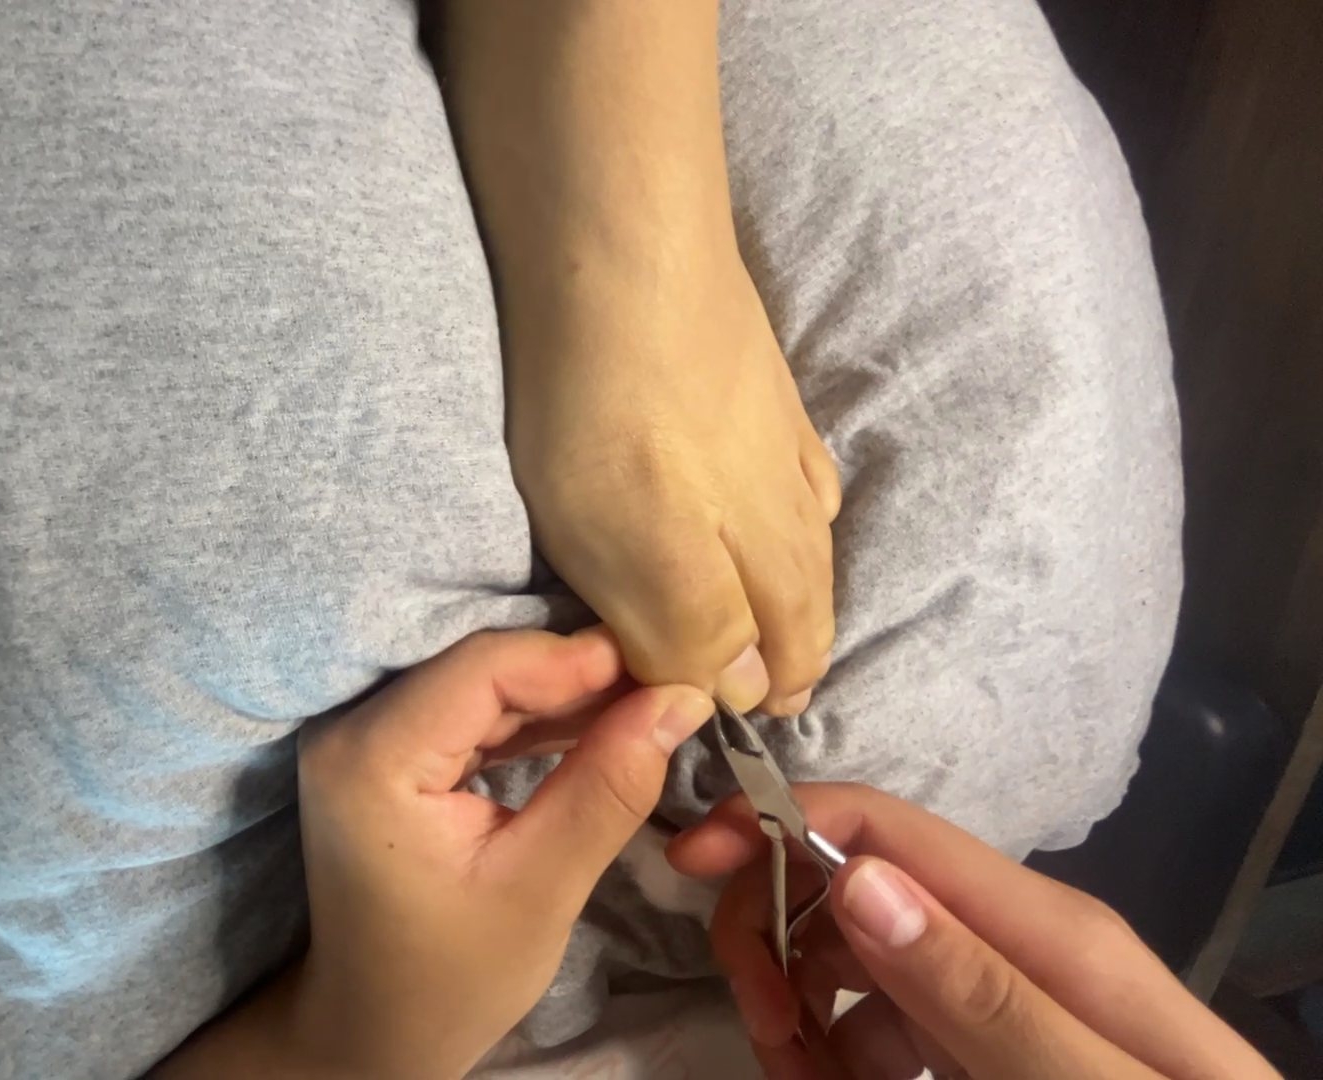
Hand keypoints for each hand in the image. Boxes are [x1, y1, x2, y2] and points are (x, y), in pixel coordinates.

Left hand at [156, 629, 710, 1078]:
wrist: (375, 1022)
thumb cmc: (451, 978)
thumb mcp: (540, 890)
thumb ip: (607, 788)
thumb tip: (676, 701)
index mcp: (370, 761)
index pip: (479, 669)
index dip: (571, 657)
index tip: (658, 664)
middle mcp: (351, 728)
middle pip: (476, 669)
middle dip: (572, 673)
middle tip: (660, 680)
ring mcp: (361, 733)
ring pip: (474, 683)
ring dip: (556, 691)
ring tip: (639, 698)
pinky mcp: (382, 746)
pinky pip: (464, 708)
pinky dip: (526, 715)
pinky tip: (588, 718)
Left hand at [506, 255, 840, 714]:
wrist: (626, 269)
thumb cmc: (607, 428)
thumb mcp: (626, 552)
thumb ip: (687, 628)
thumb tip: (733, 686)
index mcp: (753, 559)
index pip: (770, 652)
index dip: (754, 693)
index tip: (745, 721)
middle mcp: (787, 508)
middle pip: (803, 605)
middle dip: (789, 659)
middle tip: (777, 695)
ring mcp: (780, 442)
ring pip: (808, 546)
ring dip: (800, 600)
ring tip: (787, 632)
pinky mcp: (764, 390)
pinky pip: (803, 478)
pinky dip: (805, 524)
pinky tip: (798, 520)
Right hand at [669, 784, 1276, 1079]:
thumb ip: (986, 992)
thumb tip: (855, 875)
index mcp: (1033, 922)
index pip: (873, 822)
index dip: (768, 816)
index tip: (688, 861)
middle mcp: (994, 929)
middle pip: (834, 880)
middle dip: (768, 933)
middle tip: (759, 1022)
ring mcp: (977, 981)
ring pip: (833, 946)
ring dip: (787, 999)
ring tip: (793, 1073)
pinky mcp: (964, 1029)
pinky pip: (859, 1008)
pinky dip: (820, 1041)